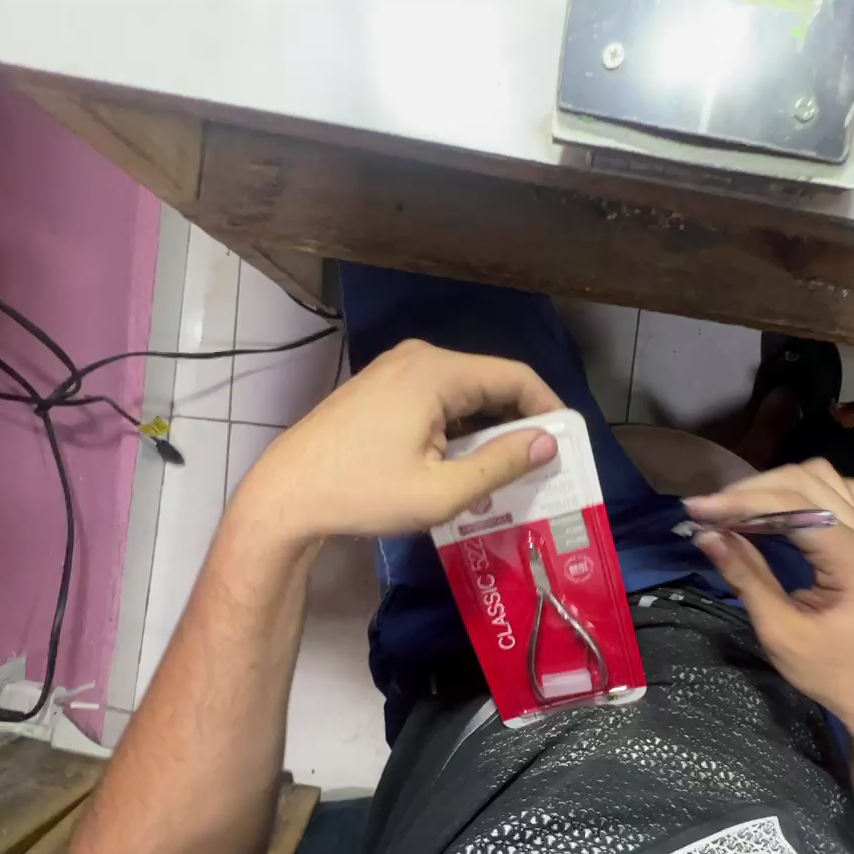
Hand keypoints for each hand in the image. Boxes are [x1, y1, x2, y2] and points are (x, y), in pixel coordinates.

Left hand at [233, 340, 562, 549]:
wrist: (286, 496)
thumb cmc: (364, 493)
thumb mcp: (442, 492)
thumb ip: (501, 464)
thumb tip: (549, 443)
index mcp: (437, 372)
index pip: (515, 377)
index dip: (549, 408)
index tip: (567, 444)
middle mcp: (419, 358)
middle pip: (490, 382)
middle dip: (520, 421)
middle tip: (542, 464)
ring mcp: (396, 370)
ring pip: (464, 393)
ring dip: (488, 428)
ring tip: (508, 471)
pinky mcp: (381, 387)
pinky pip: (438, 399)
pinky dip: (459, 427)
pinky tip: (464, 462)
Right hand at [686, 460, 853, 735]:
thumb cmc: (831, 672)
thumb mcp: (780, 631)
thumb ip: (745, 577)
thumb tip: (705, 535)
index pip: (793, 506)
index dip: (740, 501)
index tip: (695, 509)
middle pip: (805, 481)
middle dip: (750, 490)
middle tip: (707, 511)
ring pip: (820, 477)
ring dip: (773, 485)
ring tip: (734, 508)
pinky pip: (834, 491)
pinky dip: (799, 491)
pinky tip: (774, 510)